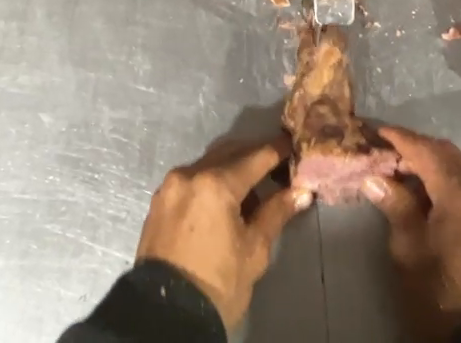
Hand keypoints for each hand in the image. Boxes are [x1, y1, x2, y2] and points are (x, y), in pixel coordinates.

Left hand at [135, 135, 312, 328]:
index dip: (277, 150)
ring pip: (207, 164)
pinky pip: (191, 180)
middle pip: (229, 153)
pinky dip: (210, 182)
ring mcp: (170, 187)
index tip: (293, 144)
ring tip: (252, 189)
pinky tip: (224, 200)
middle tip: (277, 166)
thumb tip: (302, 191)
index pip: (255, 157)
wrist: (166, 316)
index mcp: (215, 184)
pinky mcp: (159, 202)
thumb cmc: (218, 284)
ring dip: (231, 169)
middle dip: (254, 156)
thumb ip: (276, 212)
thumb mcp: (254, 249)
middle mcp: (189, 174)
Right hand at [364, 125, 460, 340]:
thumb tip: (374, 178)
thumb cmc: (442, 292)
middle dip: (416, 148)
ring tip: (406, 172)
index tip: (376, 131)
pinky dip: (451, 177)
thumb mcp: (410, 250)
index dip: (399, 138)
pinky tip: (432, 191)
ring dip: (434, 162)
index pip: (424, 150)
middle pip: (446, 152)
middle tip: (387, 153)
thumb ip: (396, 206)